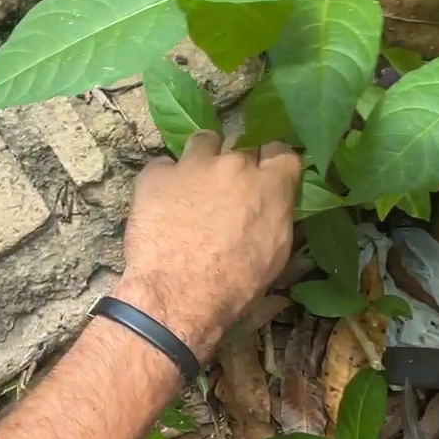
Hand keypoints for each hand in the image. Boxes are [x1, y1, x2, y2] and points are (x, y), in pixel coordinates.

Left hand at [113, 132, 300, 358]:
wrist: (178, 297)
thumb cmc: (233, 288)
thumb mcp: (273, 258)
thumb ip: (277, 220)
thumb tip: (275, 214)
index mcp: (270, 186)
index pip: (282, 152)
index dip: (272, 164)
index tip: (265, 176)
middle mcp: (235, 165)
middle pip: (241, 149)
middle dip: (236, 168)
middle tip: (226, 193)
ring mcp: (194, 165)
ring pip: (203, 142)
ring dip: (203, 159)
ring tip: (194, 184)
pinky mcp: (157, 175)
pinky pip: (163, 166)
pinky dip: (165, 180)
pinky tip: (161, 203)